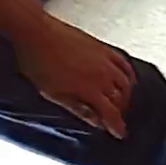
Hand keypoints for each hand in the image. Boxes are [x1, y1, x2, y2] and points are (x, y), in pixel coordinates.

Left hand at [8, 15, 137, 137]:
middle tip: (116, 117)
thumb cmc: (38, 62)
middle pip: (121, 99)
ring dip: (127, 95)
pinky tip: (129, 78)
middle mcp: (104, 77)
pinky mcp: (105, 49)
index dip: (117, 126)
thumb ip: (77, 108)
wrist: (35, 31)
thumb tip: (94, 121)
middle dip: (121, 111)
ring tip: (122, 100)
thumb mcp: (52, 92)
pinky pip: (125, 64)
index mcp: (90, 90)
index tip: (120, 133)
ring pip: (127, 83)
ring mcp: (106, 62)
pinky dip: (130, 74)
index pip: (111, 113)